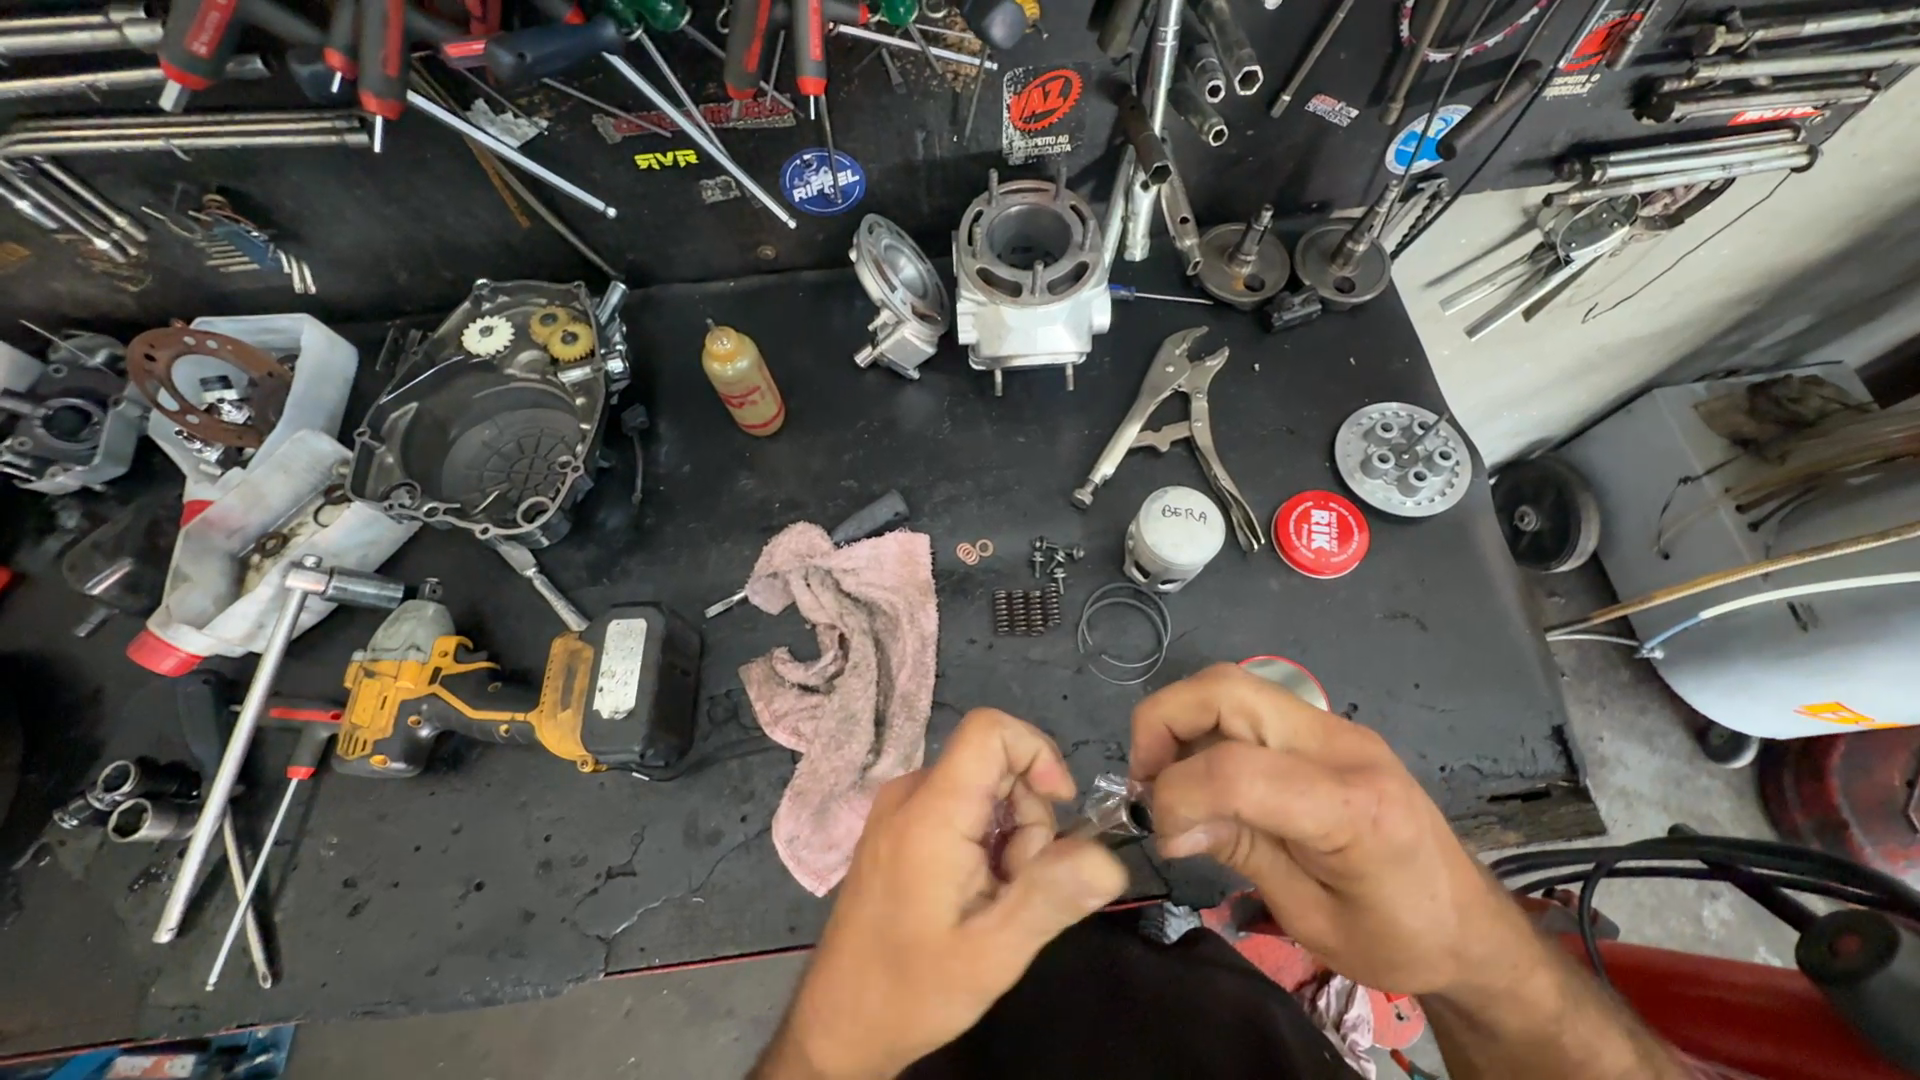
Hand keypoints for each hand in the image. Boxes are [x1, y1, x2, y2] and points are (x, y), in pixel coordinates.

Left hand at [756, 709, 1128, 1079]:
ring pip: (982, 788)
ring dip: (1009, 836)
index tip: (1060, 808)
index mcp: (931, 811)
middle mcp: (910, 794)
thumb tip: (1110, 859)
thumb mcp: (992, 954)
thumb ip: (1049, 897)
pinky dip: (984, 842)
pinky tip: (974, 894)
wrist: (840, 1021)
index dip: (1037, 753)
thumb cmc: (912, 989)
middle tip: (1017, 885)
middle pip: (995, 764)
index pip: (989, 730)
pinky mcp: (899, 828)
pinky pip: (960, 808)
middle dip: (1028, 817)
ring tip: (994, 899)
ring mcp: (900, 810)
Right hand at [1132, 663, 1537, 997]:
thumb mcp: (1310, 917)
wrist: (1469, 923)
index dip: (1176, 795)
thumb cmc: (1398, 938)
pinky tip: (1202, 775)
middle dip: (1161, 724)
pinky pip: (1247, 704)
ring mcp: (1333, 727)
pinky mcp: (1324, 728)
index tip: (1162, 835)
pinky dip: (1205, 727)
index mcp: (1350, 806)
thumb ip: (1240, 851)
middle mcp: (1340, 745)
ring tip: (1168, 779)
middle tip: (1145, 781)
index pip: (1235, 770)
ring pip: (1230, 684)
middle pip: (1224, 689)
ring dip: (1179, 721)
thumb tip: (1166, 820)